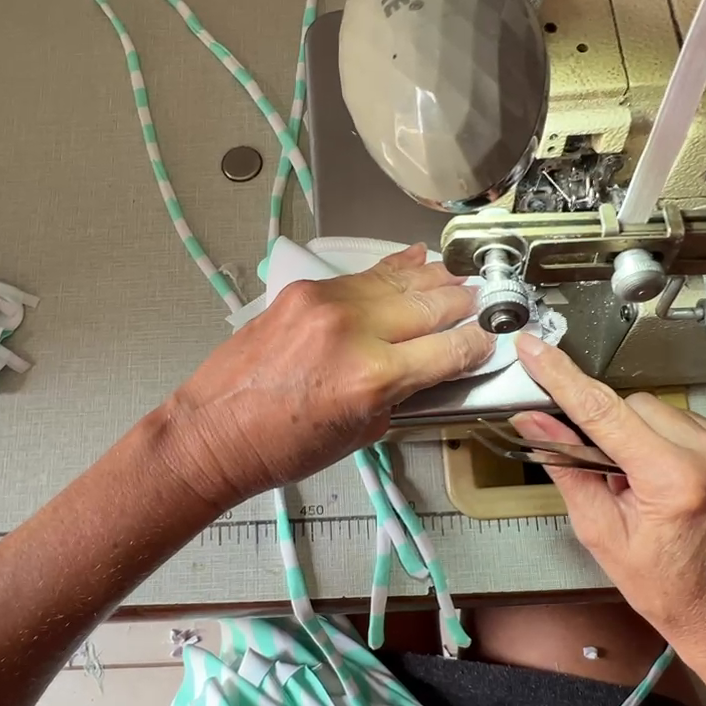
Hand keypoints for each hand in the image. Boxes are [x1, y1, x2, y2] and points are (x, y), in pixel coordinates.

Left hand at [162, 245, 493, 506]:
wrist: (216, 430)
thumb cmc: (283, 446)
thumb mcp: (362, 432)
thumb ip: (402, 392)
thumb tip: (430, 364)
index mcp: (374, 378)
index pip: (450, 350)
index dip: (477, 344)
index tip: (489, 338)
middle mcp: (354, 331)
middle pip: (431, 306)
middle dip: (463, 305)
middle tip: (482, 302)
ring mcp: (327, 303)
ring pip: (399, 280)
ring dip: (434, 279)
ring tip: (458, 277)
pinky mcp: (305, 291)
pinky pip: (362, 275)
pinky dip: (393, 270)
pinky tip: (416, 260)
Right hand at [511, 335, 705, 676]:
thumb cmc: (664, 584)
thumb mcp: (600, 530)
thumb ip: (567, 466)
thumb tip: (533, 420)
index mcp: (676, 483)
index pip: (605, 412)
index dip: (563, 377)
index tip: (535, 349)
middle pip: (638, 406)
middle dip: (613, 427)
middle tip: (609, 469)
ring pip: (667, 410)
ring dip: (645, 433)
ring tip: (647, 479)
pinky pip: (697, 422)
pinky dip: (675, 440)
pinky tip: (676, 475)